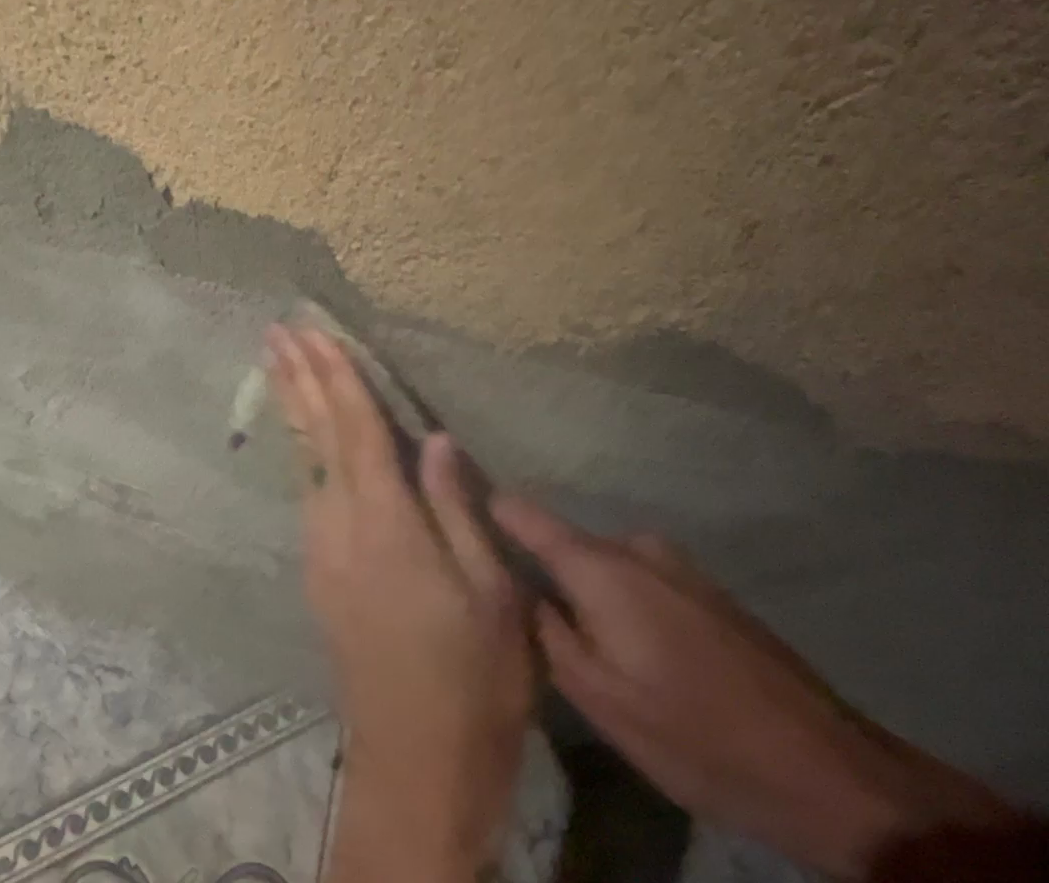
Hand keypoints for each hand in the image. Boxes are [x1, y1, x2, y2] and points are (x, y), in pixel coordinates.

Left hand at [266, 325, 533, 880]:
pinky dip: (302, 449)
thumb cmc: (473, 676)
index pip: (356, 430)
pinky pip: (306, 491)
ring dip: (292, 408)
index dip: (336, 376)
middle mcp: (338, 527)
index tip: (312, 331)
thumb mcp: (490, 592)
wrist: (415, 752)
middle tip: (272, 330)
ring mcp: (320, 551)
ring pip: (302, 461)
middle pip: (313, 436)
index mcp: (385, 523)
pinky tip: (301, 435)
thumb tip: (433, 440)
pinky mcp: (318, 574)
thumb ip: (455, 509)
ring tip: (278, 364)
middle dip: (295, 379)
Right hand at [494, 497, 1016, 878]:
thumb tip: (506, 584)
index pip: (519, 512)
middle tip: (504, 613)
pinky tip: (618, 649)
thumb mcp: (593, 693)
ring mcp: (679, 569)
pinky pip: (634, 581)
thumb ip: (540, 628)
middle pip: (559, 543)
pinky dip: (612, 602)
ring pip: (598, 566)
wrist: (828, 774)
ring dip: (574, 590)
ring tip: (560, 639)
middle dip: (530, 568)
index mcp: (600, 567)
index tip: (439, 494)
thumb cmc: (692, 734)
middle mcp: (637, 551)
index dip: (478, 499)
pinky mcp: (706, 594)